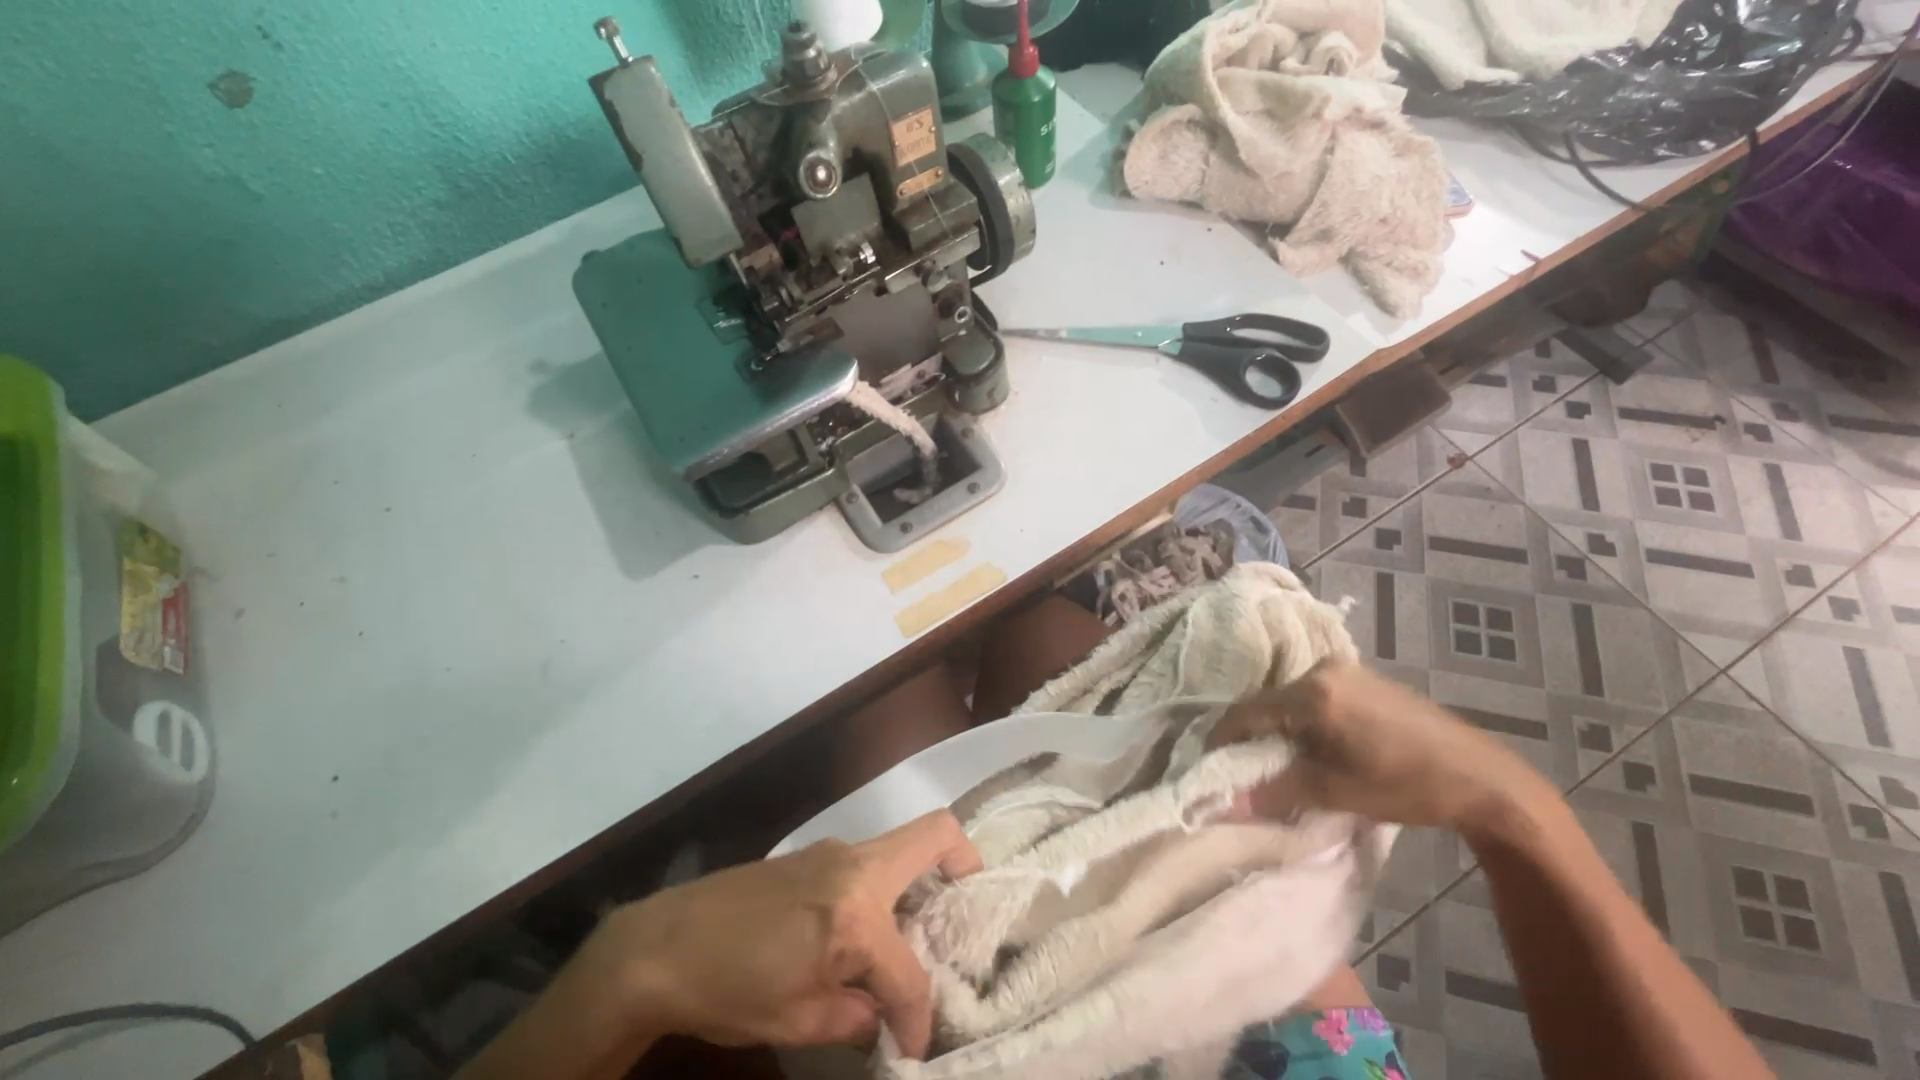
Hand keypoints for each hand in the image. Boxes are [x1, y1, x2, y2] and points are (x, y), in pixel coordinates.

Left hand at [594, 810, 981, 1058]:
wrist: (654, 947)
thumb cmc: (727, 989)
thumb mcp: (798, 1020)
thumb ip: (856, 1016)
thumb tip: (882, 1017)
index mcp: (856, 911)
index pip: (910, 971)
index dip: (920, 1017)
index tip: (914, 1047)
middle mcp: (852, 866)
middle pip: (933, 837)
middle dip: (964, 872)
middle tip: (965, 923)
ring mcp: (829, 853)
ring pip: (900, 849)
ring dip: (918, 887)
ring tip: (910, 944)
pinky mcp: (807, 856)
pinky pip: (866, 863)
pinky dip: (881, 891)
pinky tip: (858, 938)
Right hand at [1210, 659, 1551, 833]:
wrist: (1483, 778)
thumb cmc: (1406, 784)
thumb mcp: (1336, 792)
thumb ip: (1276, 792)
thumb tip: (1225, 805)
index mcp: (1314, 693)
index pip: (1247, 711)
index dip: (1222, 739)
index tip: (1208, 766)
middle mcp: (1325, 670)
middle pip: (1268, 702)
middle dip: (1251, 736)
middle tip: (1242, 770)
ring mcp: (1349, 671)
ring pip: (1291, 700)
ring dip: (1279, 729)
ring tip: (1277, 764)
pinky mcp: (1366, 680)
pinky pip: (1315, 697)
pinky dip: (1303, 721)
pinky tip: (1311, 748)